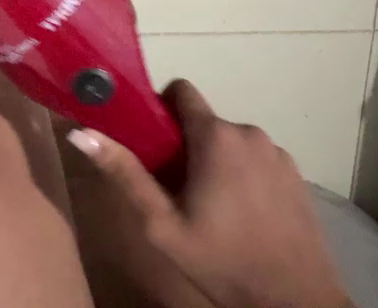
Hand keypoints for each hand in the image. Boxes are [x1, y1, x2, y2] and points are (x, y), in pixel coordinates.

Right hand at [66, 81, 349, 307]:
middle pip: (204, 121)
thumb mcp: (162, 225)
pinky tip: (242, 212)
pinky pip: (257, 158)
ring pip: (231, 140)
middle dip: (187, 143)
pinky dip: (244, 174)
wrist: (297, 305)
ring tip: (211, 204)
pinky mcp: (297, 175)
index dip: (161, 108)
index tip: (152, 140)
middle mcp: (248, 132)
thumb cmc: (223, 262)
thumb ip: (123, 173)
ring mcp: (278, 153)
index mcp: (215, 136)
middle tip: (175, 185)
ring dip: (216, 158)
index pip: (181, 90)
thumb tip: (79, 132)